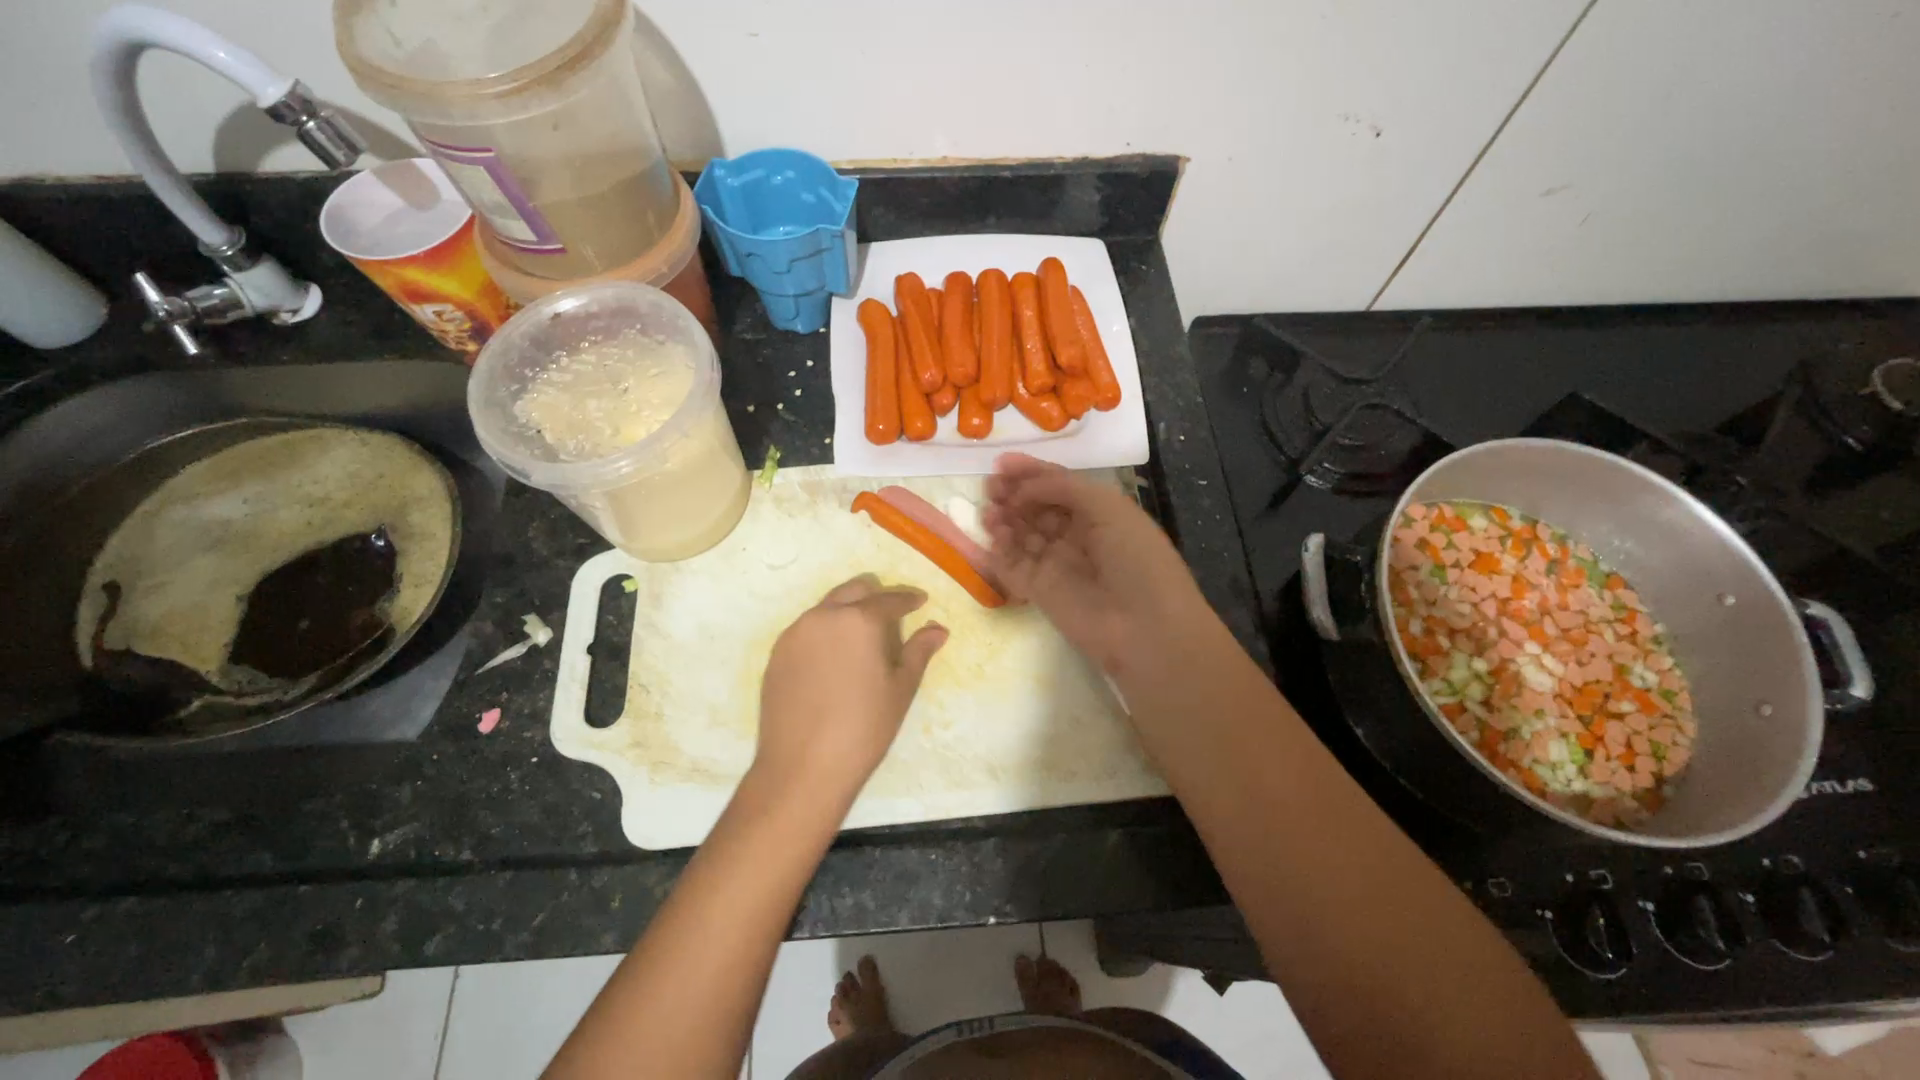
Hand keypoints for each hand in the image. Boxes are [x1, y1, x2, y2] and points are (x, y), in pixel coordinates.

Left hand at [753, 575, 947, 798]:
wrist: (802, 766)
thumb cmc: (864, 728)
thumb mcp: (900, 690)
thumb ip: (919, 652)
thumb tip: (938, 629)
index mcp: (858, 620)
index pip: (889, 599)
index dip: (908, 599)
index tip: (920, 601)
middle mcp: (823, 616)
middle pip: (853, 591)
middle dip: (875, 596)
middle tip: (892, 613)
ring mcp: (794, 634)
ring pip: (826, 608)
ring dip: (847, 611)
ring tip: (863, 636)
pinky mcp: (776, 654)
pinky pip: (806, 630)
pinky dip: (825, 631)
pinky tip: (834, 657)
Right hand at [983, 453, 1206, 676]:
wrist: (1144, 625)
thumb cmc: (1136, 558)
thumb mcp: (1108, 507)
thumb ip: (1063, 488)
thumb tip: (1022, 489)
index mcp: (1099, 513)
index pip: (1058, 486)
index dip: (1031, 473)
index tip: (1001, 463)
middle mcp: (1076, 536)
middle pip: (1036, 508)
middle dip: (1012, 493)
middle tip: (991, 486)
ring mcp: (1056, 564)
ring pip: (1021, 535)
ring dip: (1004, 519)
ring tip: (990, 510)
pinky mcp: (1039, 591)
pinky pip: (1013, 565)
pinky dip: (1000, 549)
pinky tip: (995, 534)